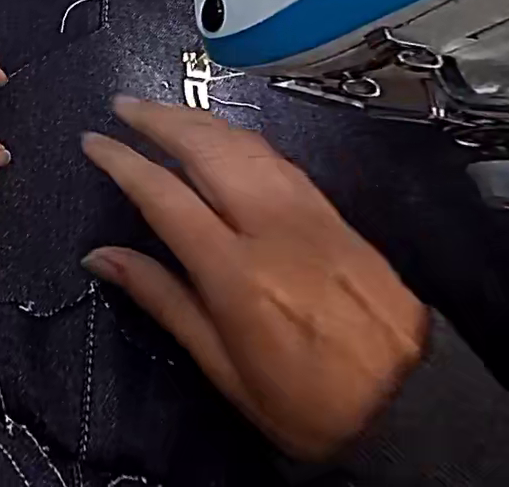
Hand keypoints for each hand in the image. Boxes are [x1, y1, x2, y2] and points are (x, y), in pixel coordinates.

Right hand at [80, 96, 428, 460]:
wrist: (413, 403)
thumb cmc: (308, 400)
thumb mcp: (224, 369)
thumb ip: (161, 299)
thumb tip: (101, 257)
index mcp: (237, 273)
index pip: (164, 195)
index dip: (122, 161)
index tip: (94, 142)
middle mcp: (270, 225)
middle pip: (203, 148)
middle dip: (156, 117)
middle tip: (122, 105)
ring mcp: (304, 209)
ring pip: (238, 140)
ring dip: (193, 116)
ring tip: (159, 108)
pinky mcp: (328, 205)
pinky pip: (271, 152)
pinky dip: (232, 132)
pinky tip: (216, 131)